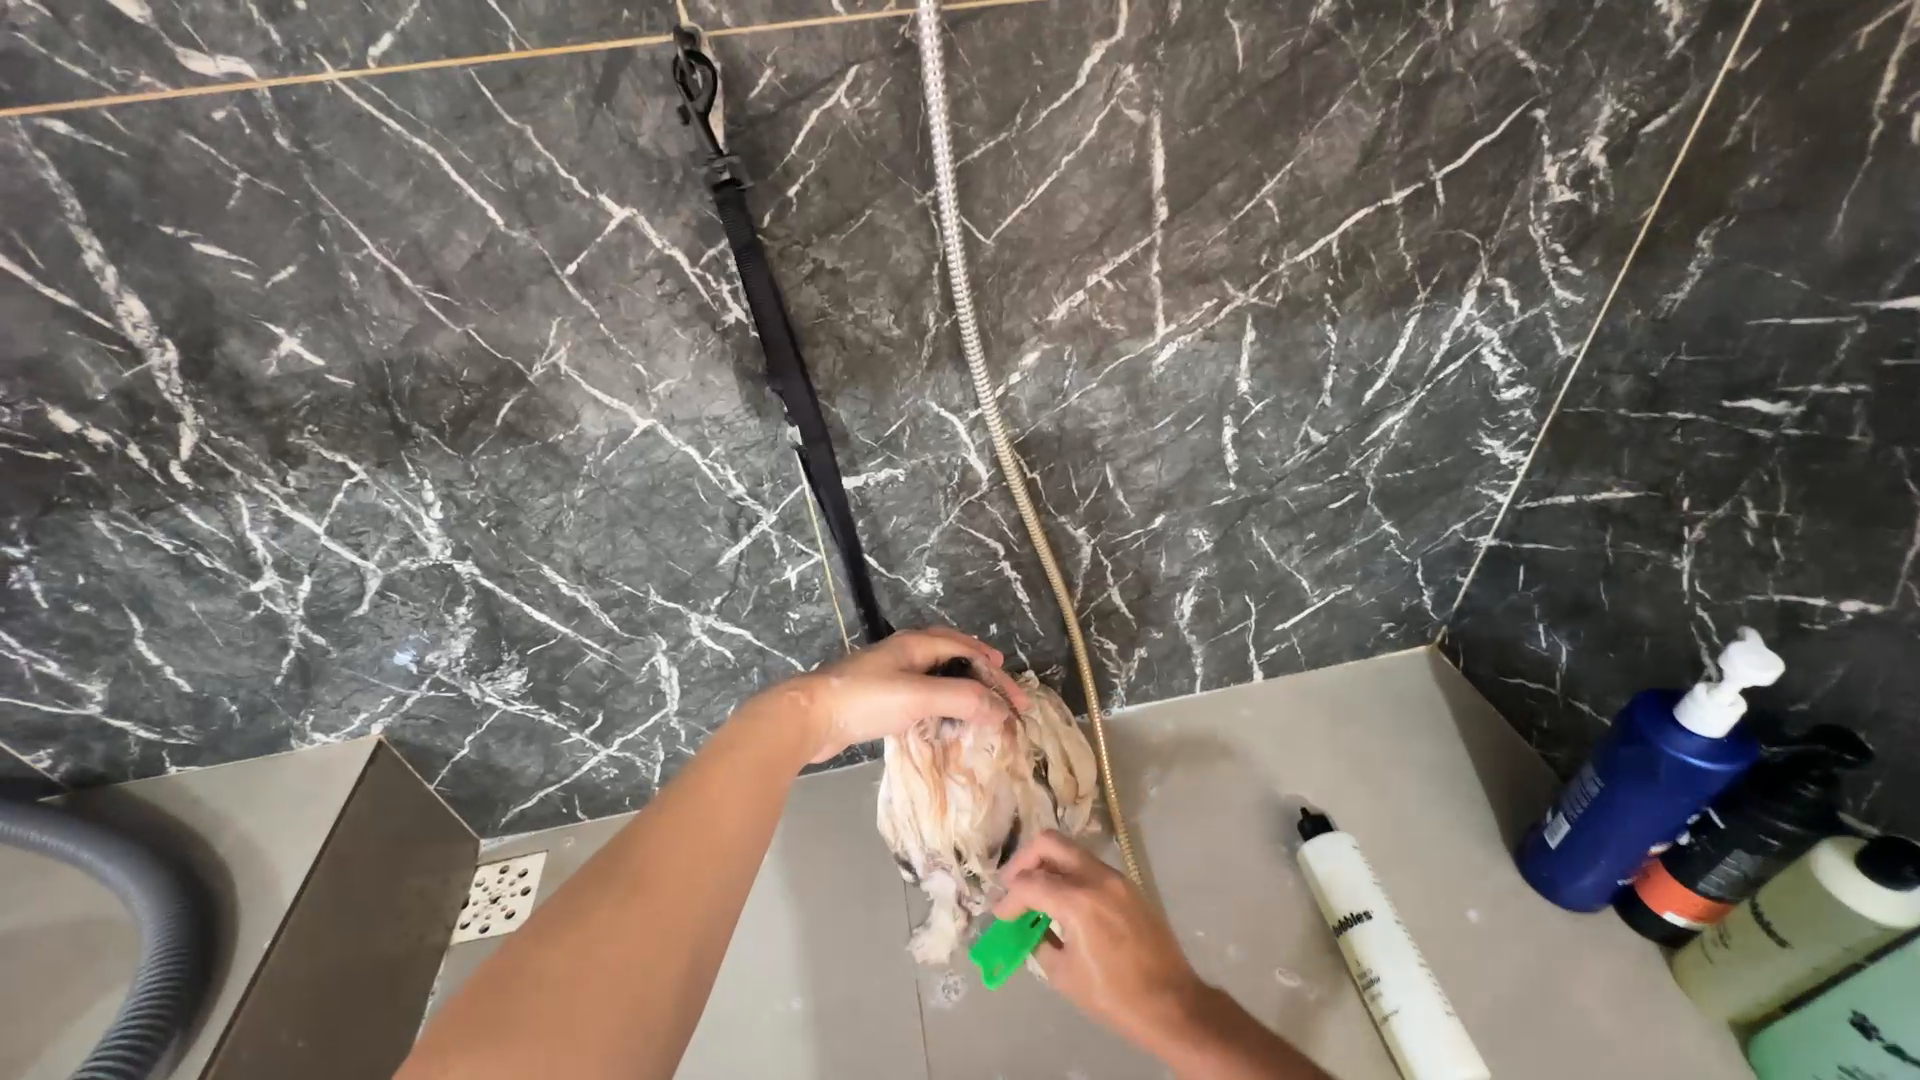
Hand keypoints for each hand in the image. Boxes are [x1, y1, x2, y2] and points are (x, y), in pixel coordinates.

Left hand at [755, 627, 1031, 763]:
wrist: (809, 718)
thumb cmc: (866, 700)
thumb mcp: (920, 696)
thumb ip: (963, 700)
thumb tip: (1001, 711)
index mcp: (917, 644)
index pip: (968, 651)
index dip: (996, 674)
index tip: (1018, 700)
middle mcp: (905, 653)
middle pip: (953, 656)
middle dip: (981, 673)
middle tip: (1003, 693)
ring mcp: (890, 674)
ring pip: (936, 675)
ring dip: (961, 688)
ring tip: (980, 706)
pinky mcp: (879, 698)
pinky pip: (921, 695)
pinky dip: (941, 704)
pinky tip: (943, 721)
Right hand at [993, 830, 1207, 1044]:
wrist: (1172, 1003)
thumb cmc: (1114, 996)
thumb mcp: (1064, 975)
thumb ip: (1040, 942)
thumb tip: (1030, 928)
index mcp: (1078, 901)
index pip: (1029, 884)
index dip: (1009, 899)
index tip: (1000, 915)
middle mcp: (1097, 878)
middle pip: (1049, 843)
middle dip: (1024, 861)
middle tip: (1012, 886)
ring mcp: (1117, 878)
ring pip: (1072, 851)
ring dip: (1048, 865)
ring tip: (1036, 895)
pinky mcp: (1129, 887)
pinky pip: (1090, 867)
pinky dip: (1070, 875)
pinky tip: (1064, 902)